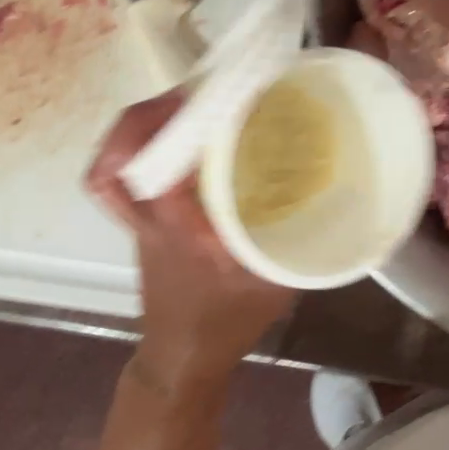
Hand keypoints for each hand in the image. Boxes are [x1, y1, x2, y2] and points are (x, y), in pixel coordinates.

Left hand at [84, 94, 296, 393]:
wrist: (184, 357)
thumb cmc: (231, 320)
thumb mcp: (277, 279)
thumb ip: (298, 235)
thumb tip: (336, 187)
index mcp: (185, 230)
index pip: (167, 165)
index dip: (187, 122)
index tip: (225, 95)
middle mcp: (152, 218)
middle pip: (126, 152)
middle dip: (160, 112)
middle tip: (205, 91)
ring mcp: (137, 219)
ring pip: (112, 163)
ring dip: (140, 126)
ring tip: (183, 104)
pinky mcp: (136, 220)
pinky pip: (113, 179)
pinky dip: (128, 151)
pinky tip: (166, 137)